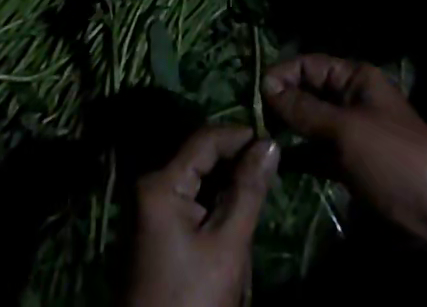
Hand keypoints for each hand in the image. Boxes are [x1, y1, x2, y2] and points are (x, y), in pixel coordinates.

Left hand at [126, 125, 278, 306]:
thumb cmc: (192, 298)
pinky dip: (215, 202)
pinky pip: (191, 198)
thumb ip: (248, 190)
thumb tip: (270, 144)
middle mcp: (151, 185)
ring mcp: (151, 207)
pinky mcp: (158, 227)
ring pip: (199, 177)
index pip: (205, 139)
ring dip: (228, 184)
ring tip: (257, 195)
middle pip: (201, 156)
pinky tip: (236, 216)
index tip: (275, 143)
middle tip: (270, 172)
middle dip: (236, 162)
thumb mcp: (227, 245)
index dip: (241, 136)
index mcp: (161, 183)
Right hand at [263, 55, 426, 253]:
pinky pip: (319, 152)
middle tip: (248, 121)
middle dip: (280, 103)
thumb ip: (304, 109)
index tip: (253, 96)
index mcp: (355, 79)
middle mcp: (352, 99)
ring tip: (256, 143)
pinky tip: (277, 164)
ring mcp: (353, 133)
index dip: (281, 75)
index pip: (308, 64)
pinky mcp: (353, 164)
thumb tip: (267, 88)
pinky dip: (300, 156)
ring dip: (287, 131)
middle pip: (307, 92)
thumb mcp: (344, 130)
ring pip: (311, 124)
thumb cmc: (394, 160)